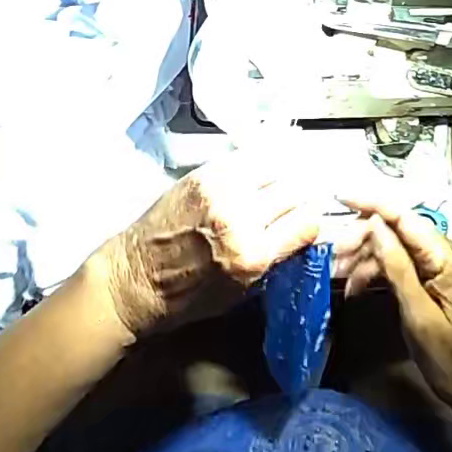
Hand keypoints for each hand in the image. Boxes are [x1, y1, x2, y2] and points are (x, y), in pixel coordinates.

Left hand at [91, 160, 323, 340]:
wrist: (137, 277)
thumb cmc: (188, 295)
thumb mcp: (242, 290)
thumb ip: (275, 257)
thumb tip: (301, 230)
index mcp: (254, 254)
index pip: (307, 222)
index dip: (314, 218)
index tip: (311, 217)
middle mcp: (241, 218)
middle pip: (294, 189)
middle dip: (303, 192)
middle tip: (303, 193)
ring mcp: (221, 190)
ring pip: (274, 165)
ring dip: (285, 171)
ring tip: (285, 175)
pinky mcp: (204, 173)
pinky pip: (246, 156)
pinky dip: (260, 159)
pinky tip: (264, 162)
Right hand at [336, 199, 451, 407]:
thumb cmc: (450, 356)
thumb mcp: (419, 314)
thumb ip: (398, 267)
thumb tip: (376, 225)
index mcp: (445, 257)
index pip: (404, 217)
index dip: (372, 204)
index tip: (342, 197)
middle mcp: (439, 252)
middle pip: (393, 229)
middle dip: (361, 238)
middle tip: (335, 256)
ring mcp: (431, 263)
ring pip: (389, 245)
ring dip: (362, 257)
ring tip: (339, 275)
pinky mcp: (423, 276)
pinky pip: (392, 262)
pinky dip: (371, 271)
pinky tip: (354, 287)